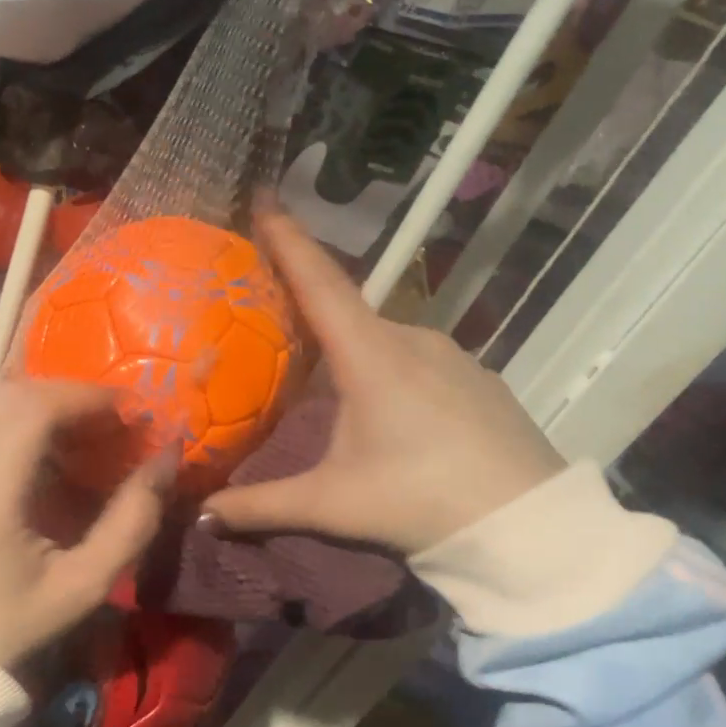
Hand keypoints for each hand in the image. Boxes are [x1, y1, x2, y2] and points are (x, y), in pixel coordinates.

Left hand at [0, 382, 171, 668]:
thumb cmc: (22, 622)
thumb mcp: (87, 584)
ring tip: (79, 427)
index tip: (126, 410)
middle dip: (64, 394)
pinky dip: (11, 418)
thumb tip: (166, 458)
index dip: (83, 397)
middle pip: (6, 397)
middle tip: (108, 418)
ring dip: (36, 402)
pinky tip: (42, 442)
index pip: (30, 413)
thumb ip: (131, 521)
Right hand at [201, 209, 565, 554]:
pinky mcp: (475, 383)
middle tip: (266, 304)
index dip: (289, 242)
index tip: (264, 199)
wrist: (527, 527)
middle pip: (348, 310)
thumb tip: (198, 516)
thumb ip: (256, 506)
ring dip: (344, 344)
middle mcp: (413, 343)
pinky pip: (413, 359)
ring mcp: (452, 360)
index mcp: (372, 358)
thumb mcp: (326, 506)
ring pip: (381, 338)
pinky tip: (372, 402)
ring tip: (312, 366)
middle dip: (306, 302)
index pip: (321, 285)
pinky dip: (380, 366)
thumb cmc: (417, 500)